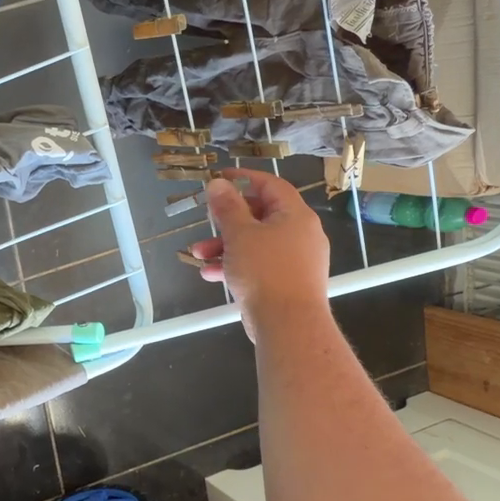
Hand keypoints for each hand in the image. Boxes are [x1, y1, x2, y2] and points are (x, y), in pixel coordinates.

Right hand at [189, 168, 330, 341]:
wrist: (288, 322)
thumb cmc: (265, 271)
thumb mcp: (240, 235)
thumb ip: (227, 208)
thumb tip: (219, 184)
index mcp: (295, 216)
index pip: (271, 186)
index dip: (245, 179)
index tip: (221, 178)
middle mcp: (300, 234)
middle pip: (260, 216)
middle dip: (227, 222)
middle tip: (205, 223)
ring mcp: (296, 259)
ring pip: (256, 243)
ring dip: (225, 246)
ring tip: (199, 256)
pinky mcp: (287, 281)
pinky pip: (259, 265)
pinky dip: (236, 265)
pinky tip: (212, 275)